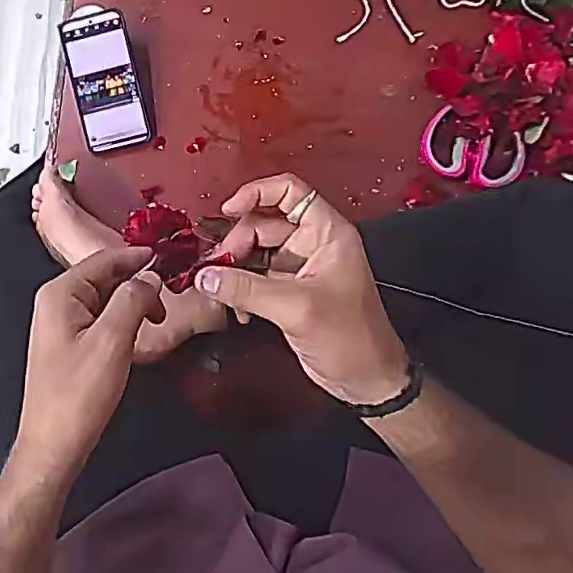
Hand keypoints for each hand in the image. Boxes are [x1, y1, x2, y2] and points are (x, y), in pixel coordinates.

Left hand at [11, 246, 165, 484]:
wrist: (54, 446)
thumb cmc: (76, 398)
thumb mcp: (112, 341)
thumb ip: (133, 300)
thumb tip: (149, 277)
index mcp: (60, 294)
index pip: (103, 259)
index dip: (136, 256)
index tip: (163, 256)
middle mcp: (57, 304)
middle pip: (105, 276)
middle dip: (137, 283)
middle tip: (167, 294)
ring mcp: (62, 324)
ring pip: (106, 298)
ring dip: (133, 303)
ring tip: (157, 317)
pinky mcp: (70, 343)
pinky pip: (102, 318)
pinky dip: (124, 319)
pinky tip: (138, 333)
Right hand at [199, 175, 409, 406]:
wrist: (367, 380)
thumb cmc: (349, 337)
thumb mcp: (298, 308)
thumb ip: (248, 290)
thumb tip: (206, 276)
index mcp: (327, 232)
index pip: (291, 191)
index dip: (257, 193)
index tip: (228, 210)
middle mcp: (313, 243)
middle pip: (265, 222)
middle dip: (238, 240)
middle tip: (218, 266)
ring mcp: (300, 267)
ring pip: (256, 250)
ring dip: (235, 266)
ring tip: (219, 287)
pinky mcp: (288, 290)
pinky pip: (256, 276)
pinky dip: (241, 287)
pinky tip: (236, 308)